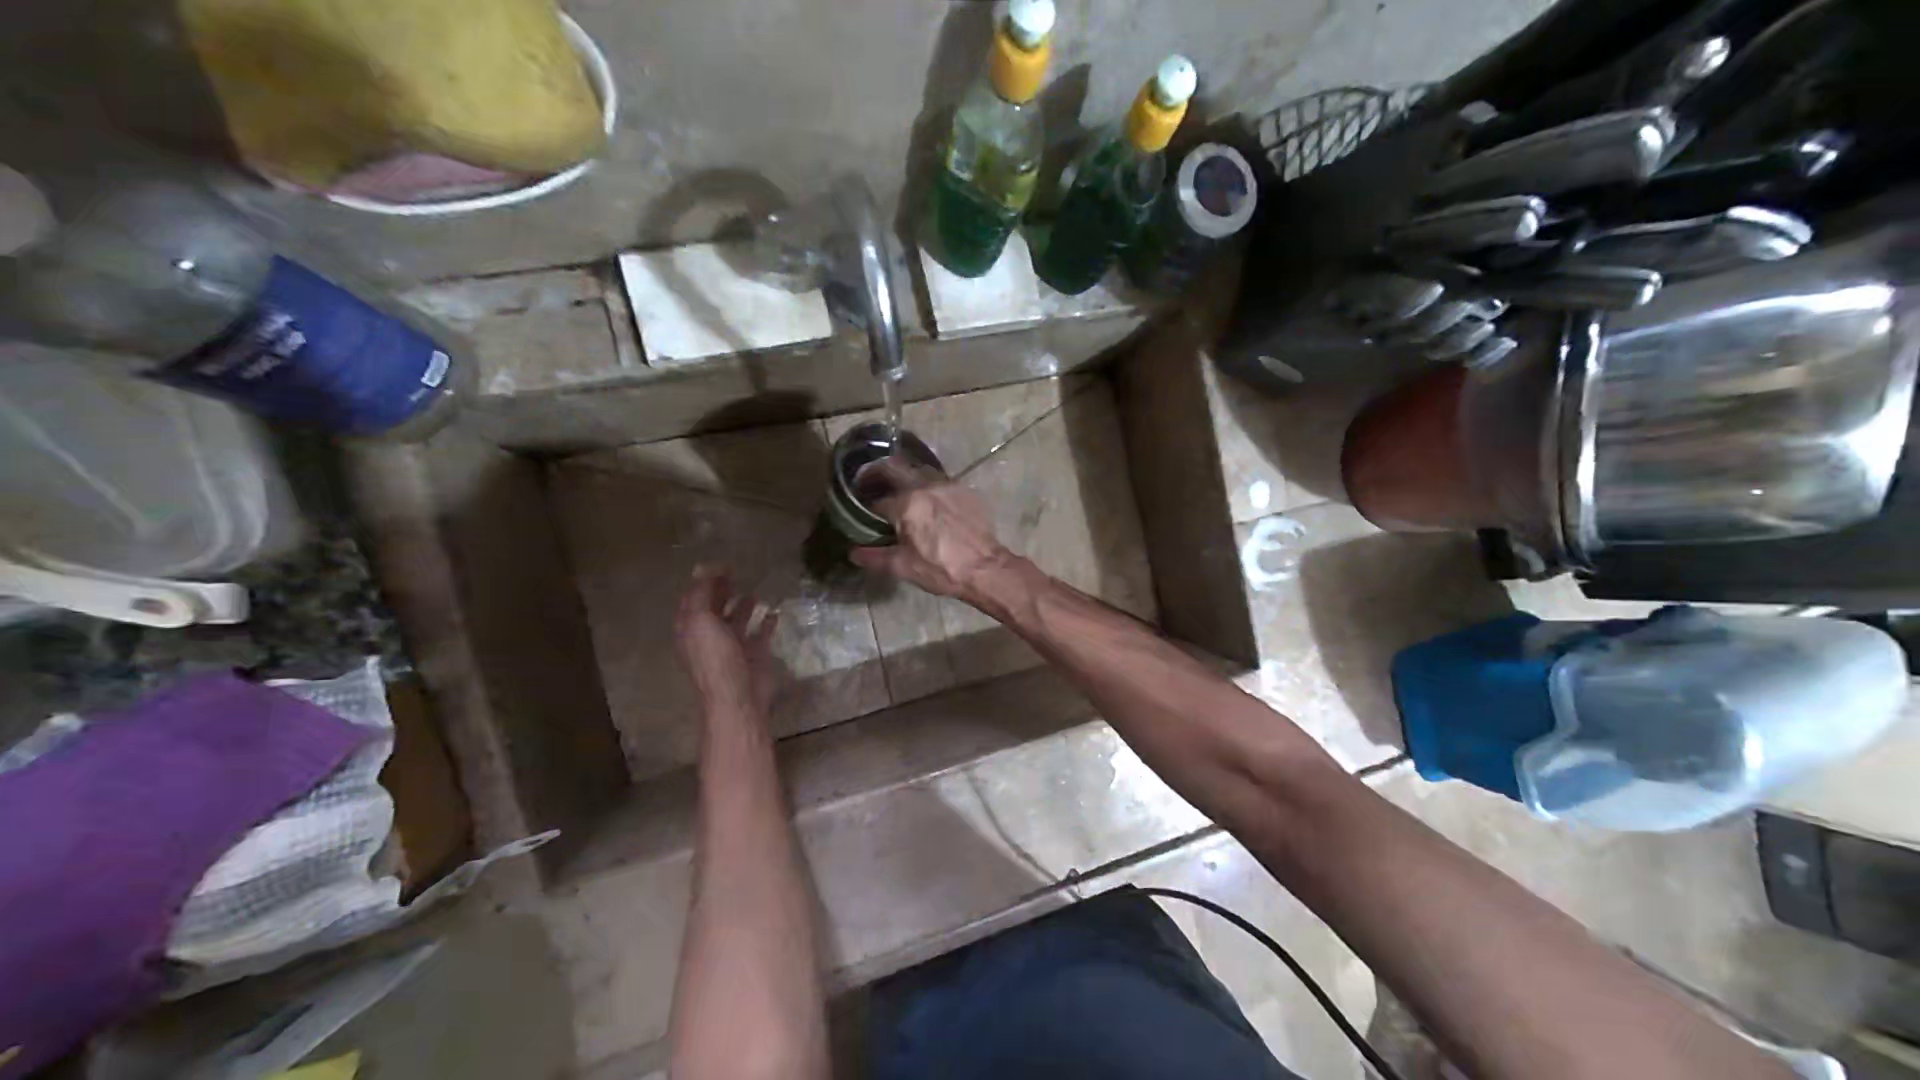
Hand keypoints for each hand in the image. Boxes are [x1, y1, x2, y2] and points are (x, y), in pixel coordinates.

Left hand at [675, 564, 780, 718]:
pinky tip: (774, 611)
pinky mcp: (754, 655)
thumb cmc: (716, 658)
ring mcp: (732, 647)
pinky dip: (766, 622)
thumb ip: (701, 594)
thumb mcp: (701, 621)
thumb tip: (702, 567)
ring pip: (736, 620)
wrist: (739, 696)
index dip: (704, 581)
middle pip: (715, 608)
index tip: (721, 564)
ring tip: (755, 589)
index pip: (693, 599)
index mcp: (690, 629)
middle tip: (738, 572)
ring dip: (744, 605)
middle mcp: (709, 637)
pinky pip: (760, 634)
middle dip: (723, 590)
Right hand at [850, 459, 1024, 606]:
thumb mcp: (903, 567)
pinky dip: (928, 487)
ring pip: (919, 471)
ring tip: (900, 491)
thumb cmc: (942, 570)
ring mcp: (948, 485)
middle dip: (879, 475)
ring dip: (905, 477)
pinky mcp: (965, 491)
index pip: (878, 501)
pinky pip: (940, 481)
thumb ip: (874, 557)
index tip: (863, 512)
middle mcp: (925, 486)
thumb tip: (854, 553)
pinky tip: (929, 501)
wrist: (986, 569)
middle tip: (871, 483)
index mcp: (906, 504)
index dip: (867, 508)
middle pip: (895, 469)